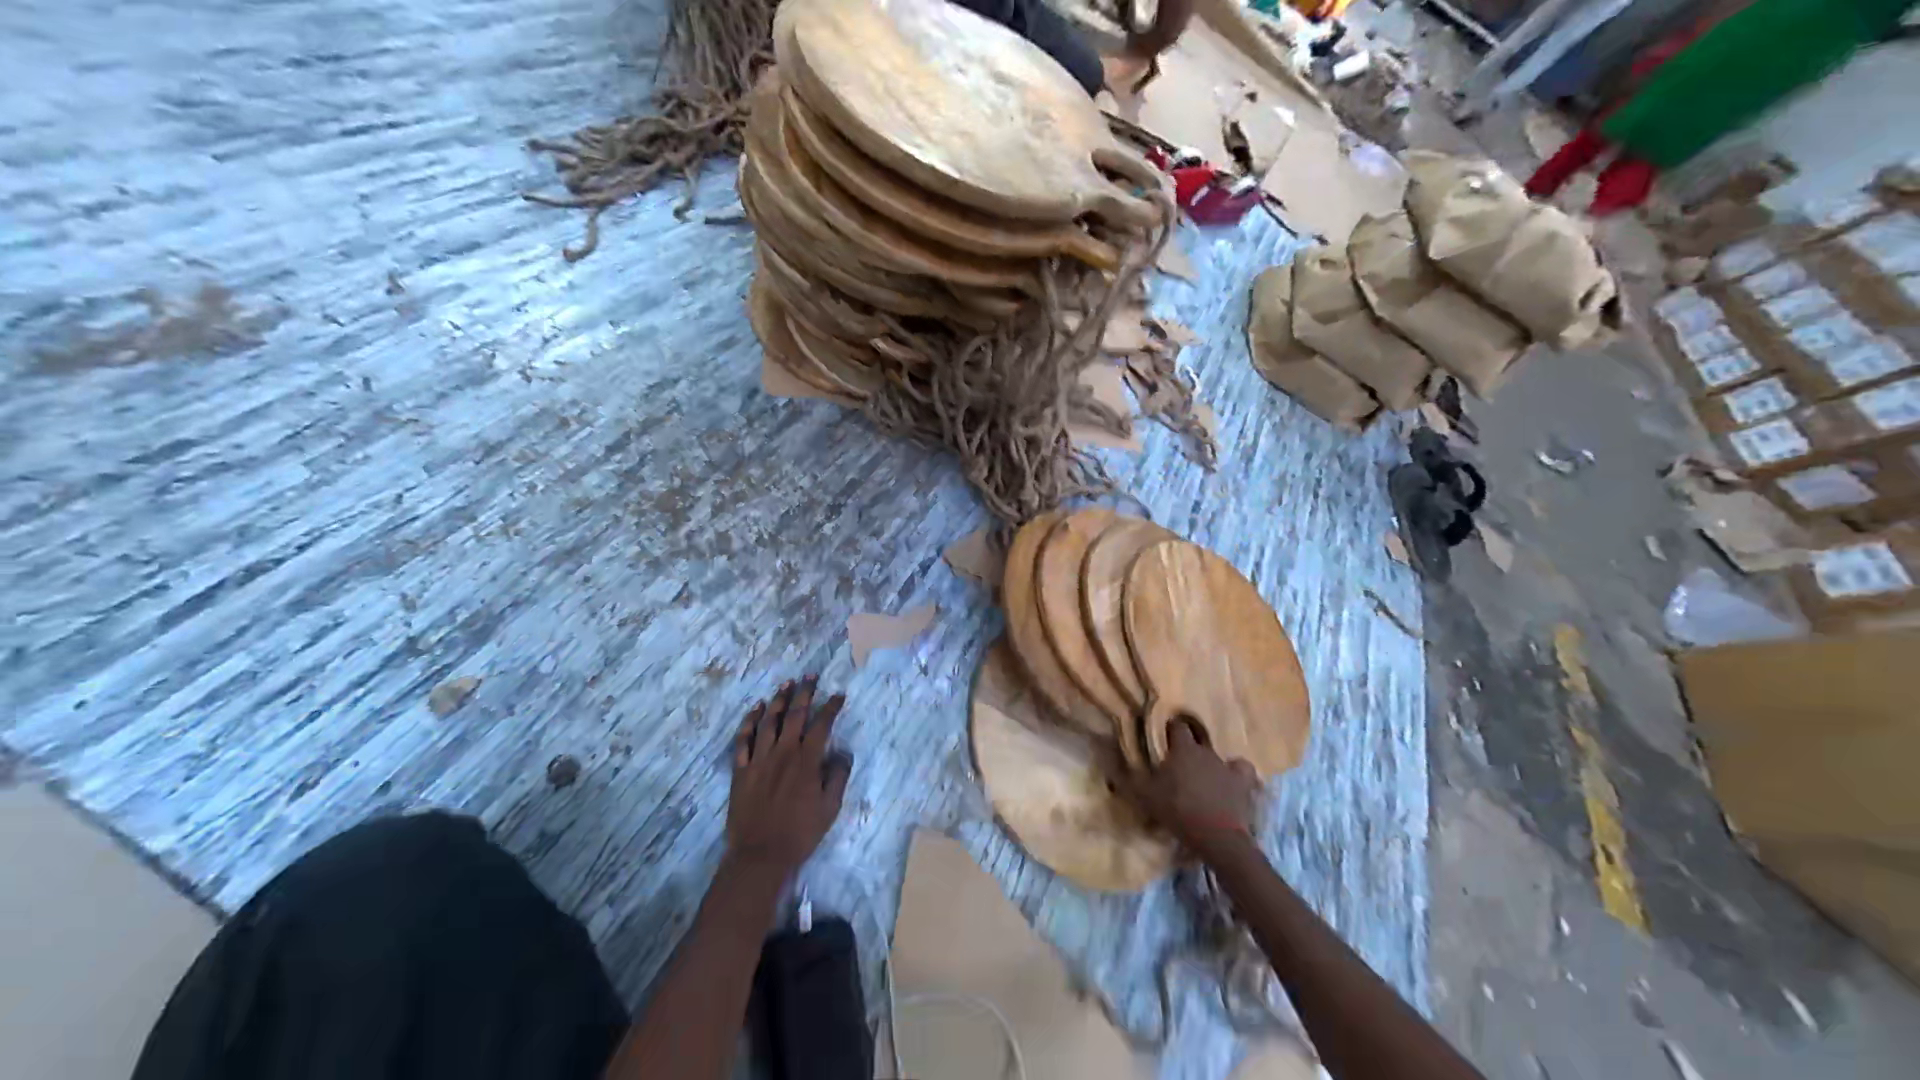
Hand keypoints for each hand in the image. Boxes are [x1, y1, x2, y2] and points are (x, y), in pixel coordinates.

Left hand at [727, 676, 850, 876]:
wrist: (760, 855)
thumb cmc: (800, 833)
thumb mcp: (830, 808)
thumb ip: (837, 777)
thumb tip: (843, 753)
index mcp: (807, 761)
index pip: (822, 725)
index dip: (831, 707)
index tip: (838, 695)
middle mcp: (783, 753)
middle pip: (795, 715)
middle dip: (804, 693)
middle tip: (810, 676)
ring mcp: (759, 759)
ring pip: (769, 721)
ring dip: (778, 701)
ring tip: (786, 685)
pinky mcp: (741, 770)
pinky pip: (743, 739)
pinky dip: (749, 722)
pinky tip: (755, 709)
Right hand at [1115, 718, 1260, 857]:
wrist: (1217, 836)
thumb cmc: (1177, 810)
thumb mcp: (1144, 795)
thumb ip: (1128, 776)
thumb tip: (1110, 757)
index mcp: (1183, 748)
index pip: (1177, 726)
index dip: (1169, 731)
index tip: (1162, 740)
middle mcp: (1206, 751)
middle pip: (1196, 742)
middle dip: (1187, 749)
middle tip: (1177, 765)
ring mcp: (1227, 766)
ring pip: (1217, 756)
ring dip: (1208, 764)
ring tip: (1202, 779)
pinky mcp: (1244, 784)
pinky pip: (1241, 770)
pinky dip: (1236, 773)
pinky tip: (1230, 781)